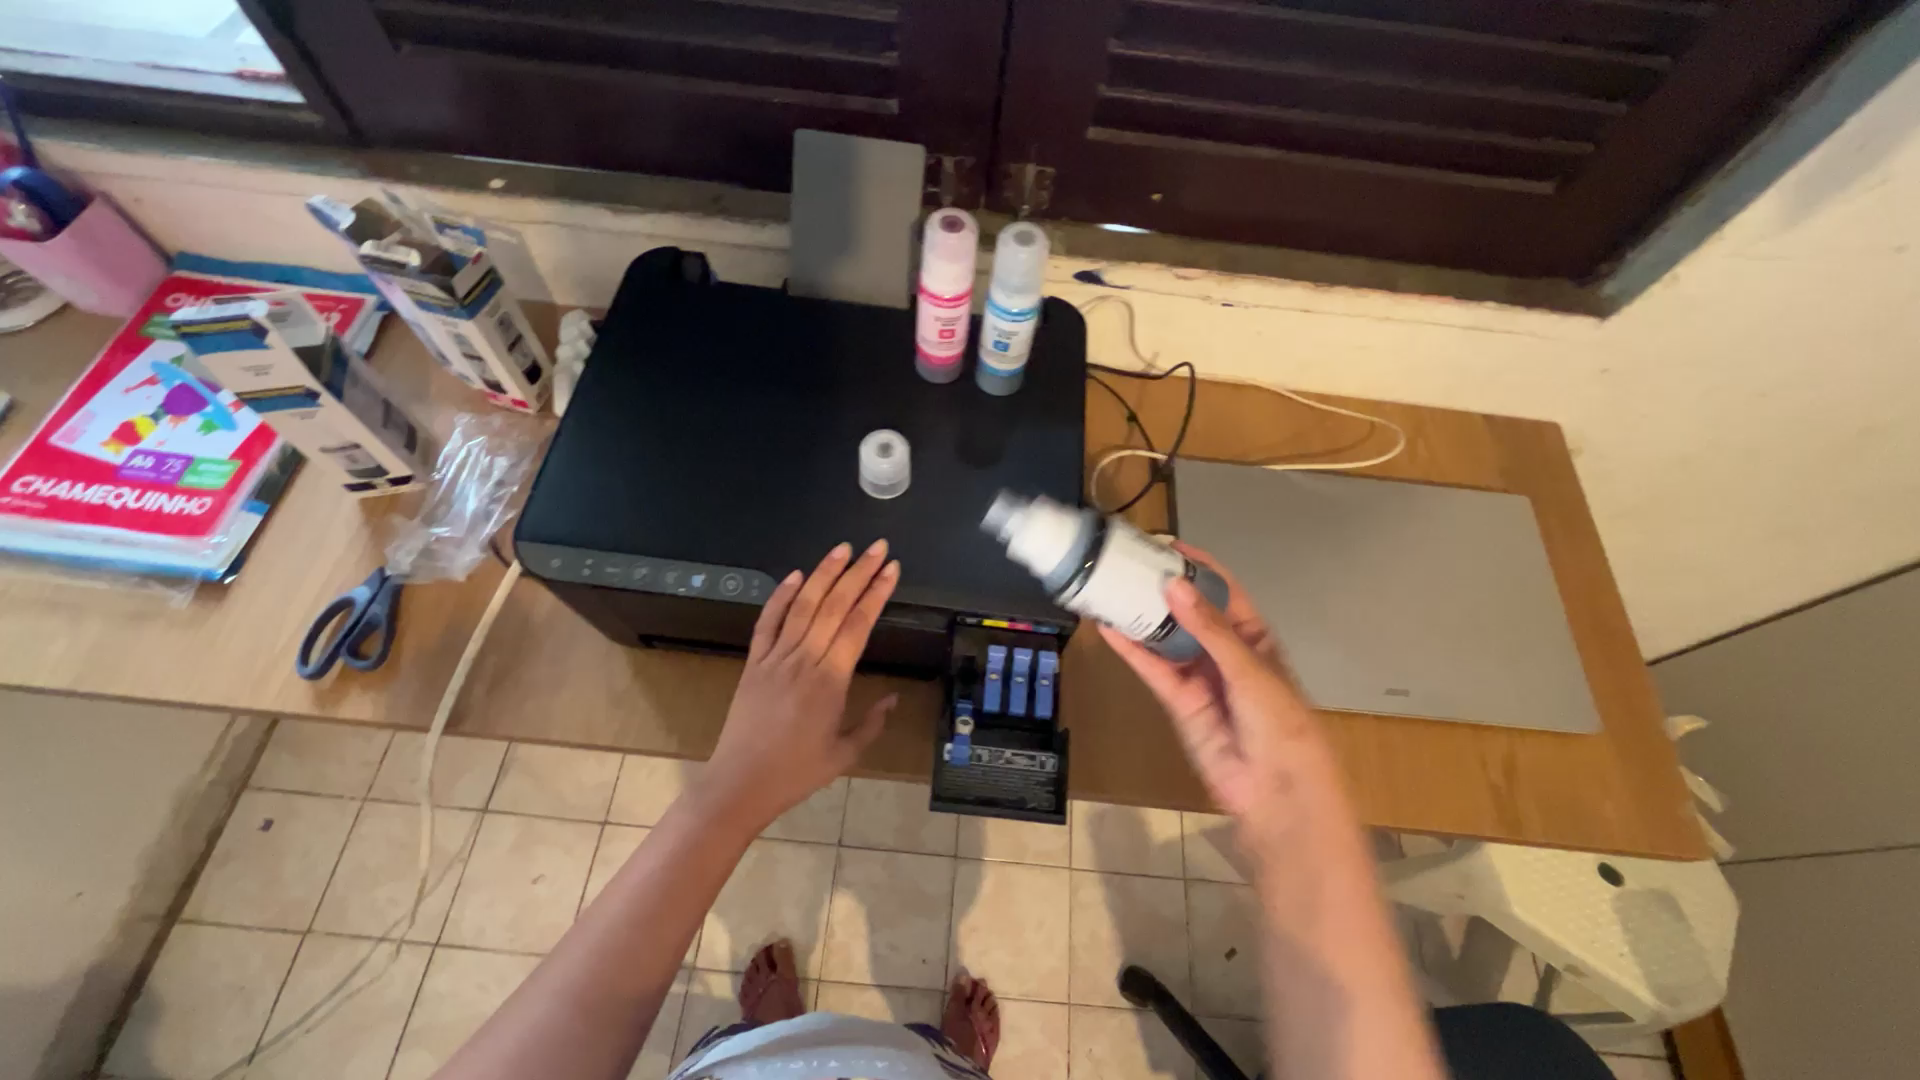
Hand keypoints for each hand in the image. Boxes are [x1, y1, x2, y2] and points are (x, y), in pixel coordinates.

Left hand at [698, 540, 901, 832]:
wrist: (740, 784)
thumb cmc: (796, 773)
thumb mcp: (845, 754)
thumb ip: (872, 723)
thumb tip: (893, 698)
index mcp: (831, 681)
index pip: (858, 625)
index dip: (876, 593)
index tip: (891, 569)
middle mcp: (804, 660)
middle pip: (834, 606)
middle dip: (858, 573)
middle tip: (877, 547)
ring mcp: (775, 658)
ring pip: (802, 606)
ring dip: (823, 574)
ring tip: (842, 549)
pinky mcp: (753, 663)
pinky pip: (767, 623)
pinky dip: (781, 596)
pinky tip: (795, 575)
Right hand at [1098, 544, 1333, 853]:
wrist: (1275, 789)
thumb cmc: (1278, 720)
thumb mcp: (1249, 668)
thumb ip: (1208, 628)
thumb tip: (1174, 585)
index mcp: (1254, 637)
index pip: (1223, 592)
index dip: (1199, 567)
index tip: (1167, 544)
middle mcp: (1225, 651)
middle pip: (1189, 612)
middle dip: (1163, 589)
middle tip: (1129, 563)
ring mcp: (1200, 676)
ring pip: (1166, 638)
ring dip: (1142, 616)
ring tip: (1111, 588)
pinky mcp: (1178, 701)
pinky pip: (1153, 668)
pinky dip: (1131, 650)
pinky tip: (1109, 628)